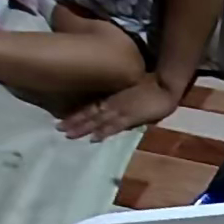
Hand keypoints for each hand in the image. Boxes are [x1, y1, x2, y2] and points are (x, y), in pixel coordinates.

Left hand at [58, 72, 182, 139]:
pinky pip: (114, 126)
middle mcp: (112, 103)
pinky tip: (94, 138)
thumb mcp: (129, 89)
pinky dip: (103, 132)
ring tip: (68, 134)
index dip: (76, 113)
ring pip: (97, 119)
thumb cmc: (151, 86)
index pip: (90, 106)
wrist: (164, 86)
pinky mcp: (130, 117)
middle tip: (59, 129)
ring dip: (82, 127)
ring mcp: (120, 110)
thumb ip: (120, 98)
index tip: (63, 119)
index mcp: (112, 97)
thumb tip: (110, 106)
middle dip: (74, 121)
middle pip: (89, 112)